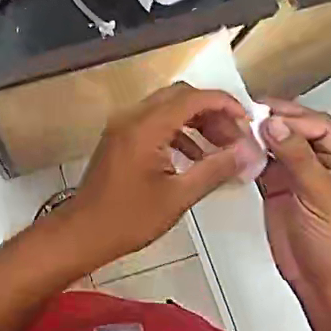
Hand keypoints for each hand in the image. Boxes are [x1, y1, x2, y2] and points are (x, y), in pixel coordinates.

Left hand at [65, 83, 255, 263]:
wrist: (81, 234)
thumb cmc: (128, 219)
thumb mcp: (178, 196)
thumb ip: (215, 169)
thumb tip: (249, 152)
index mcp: (146, 126)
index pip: (193, 98)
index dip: (224, 104)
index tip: (247, 121)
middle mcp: (133, 116)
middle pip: (181, 96)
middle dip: (212, 111)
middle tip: (236, 135)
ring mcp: (124, 125)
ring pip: (168, 107)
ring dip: (197, 121)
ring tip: (222, 147)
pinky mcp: (121, 137)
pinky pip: (155, 121)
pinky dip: (179, 131)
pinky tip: (196, 157)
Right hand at [254, 101, 330, 306]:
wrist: (328, 289)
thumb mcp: (322, 195)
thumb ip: (297, 157)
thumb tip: (275, 123)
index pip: (319, 125)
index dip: (294, 116)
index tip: (267, 113)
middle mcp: (327, 164)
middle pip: (299, 130)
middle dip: (276, 121)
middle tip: (250, 113)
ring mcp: (304, 177)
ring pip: (281, 145)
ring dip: (263, 137)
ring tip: (242, 128)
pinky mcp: (284, 191)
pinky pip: (267, 165)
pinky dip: (254, 156)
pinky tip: (243, 150)